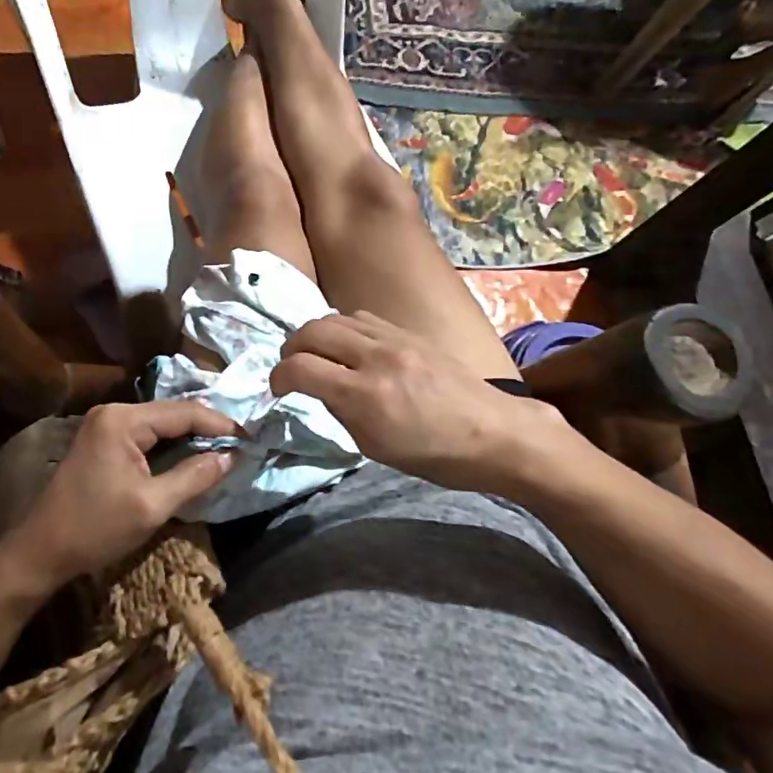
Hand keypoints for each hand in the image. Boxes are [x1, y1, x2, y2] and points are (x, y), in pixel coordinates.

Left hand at [0, 401, 240, 595]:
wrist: (42, 549)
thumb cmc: (97, 527)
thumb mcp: (152, 505)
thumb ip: (194, 476)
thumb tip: (231, 457)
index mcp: (122, 420)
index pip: (183, 412)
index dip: (219, 425)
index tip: (251, 438)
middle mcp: (112, 412)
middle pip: (170, 413)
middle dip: (206, 429)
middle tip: (241, 444)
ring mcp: (103, 425)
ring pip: (158, 425)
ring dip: (188, 437)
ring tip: (223, 450)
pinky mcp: (100, 441)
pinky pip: (144, 436)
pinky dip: (168, 446)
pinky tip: (189, 457)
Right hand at [271, 312, 573, 498]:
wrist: (495, 434)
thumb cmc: (433, 454)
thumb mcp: (373, 446)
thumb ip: (340, 411)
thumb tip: (319, 388)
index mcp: (364, 396)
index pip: (298, 368)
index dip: (277, 378)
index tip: (278, 390)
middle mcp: (375, 359)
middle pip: (311, 332)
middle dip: (290, 349)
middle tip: (291, 368)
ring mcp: (395, 340)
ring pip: (334, 318)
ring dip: (314, 335)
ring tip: (315, 354)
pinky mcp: (409, 333)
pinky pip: (362, 318)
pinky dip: (342, 329)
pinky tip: (348, 346)